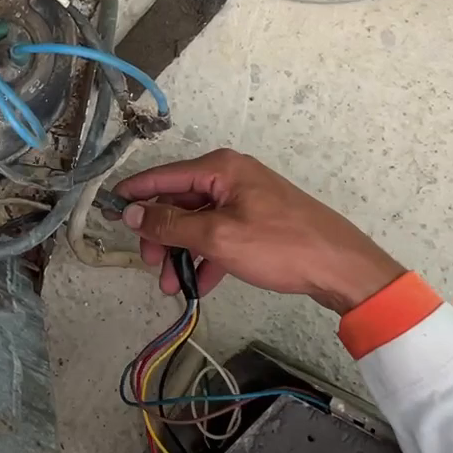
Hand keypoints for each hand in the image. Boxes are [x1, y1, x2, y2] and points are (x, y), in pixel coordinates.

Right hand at [113, 149, 404, 313]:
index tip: (108, 210)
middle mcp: (230, 176)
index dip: (134, 193)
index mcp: (220, 168)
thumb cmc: (278, 245)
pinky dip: (205, 257)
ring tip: (171, 285)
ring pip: (197, 222)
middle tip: (149, 263)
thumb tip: (130, 214)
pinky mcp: (258, 222)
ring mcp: (245, 199)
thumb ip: (169, 224)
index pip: (163, 176)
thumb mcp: (216, 236)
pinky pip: (219, 234)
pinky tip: (197, 284)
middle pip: (178, 201)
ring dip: (180, 251)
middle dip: (160, 234)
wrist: (343, 269)